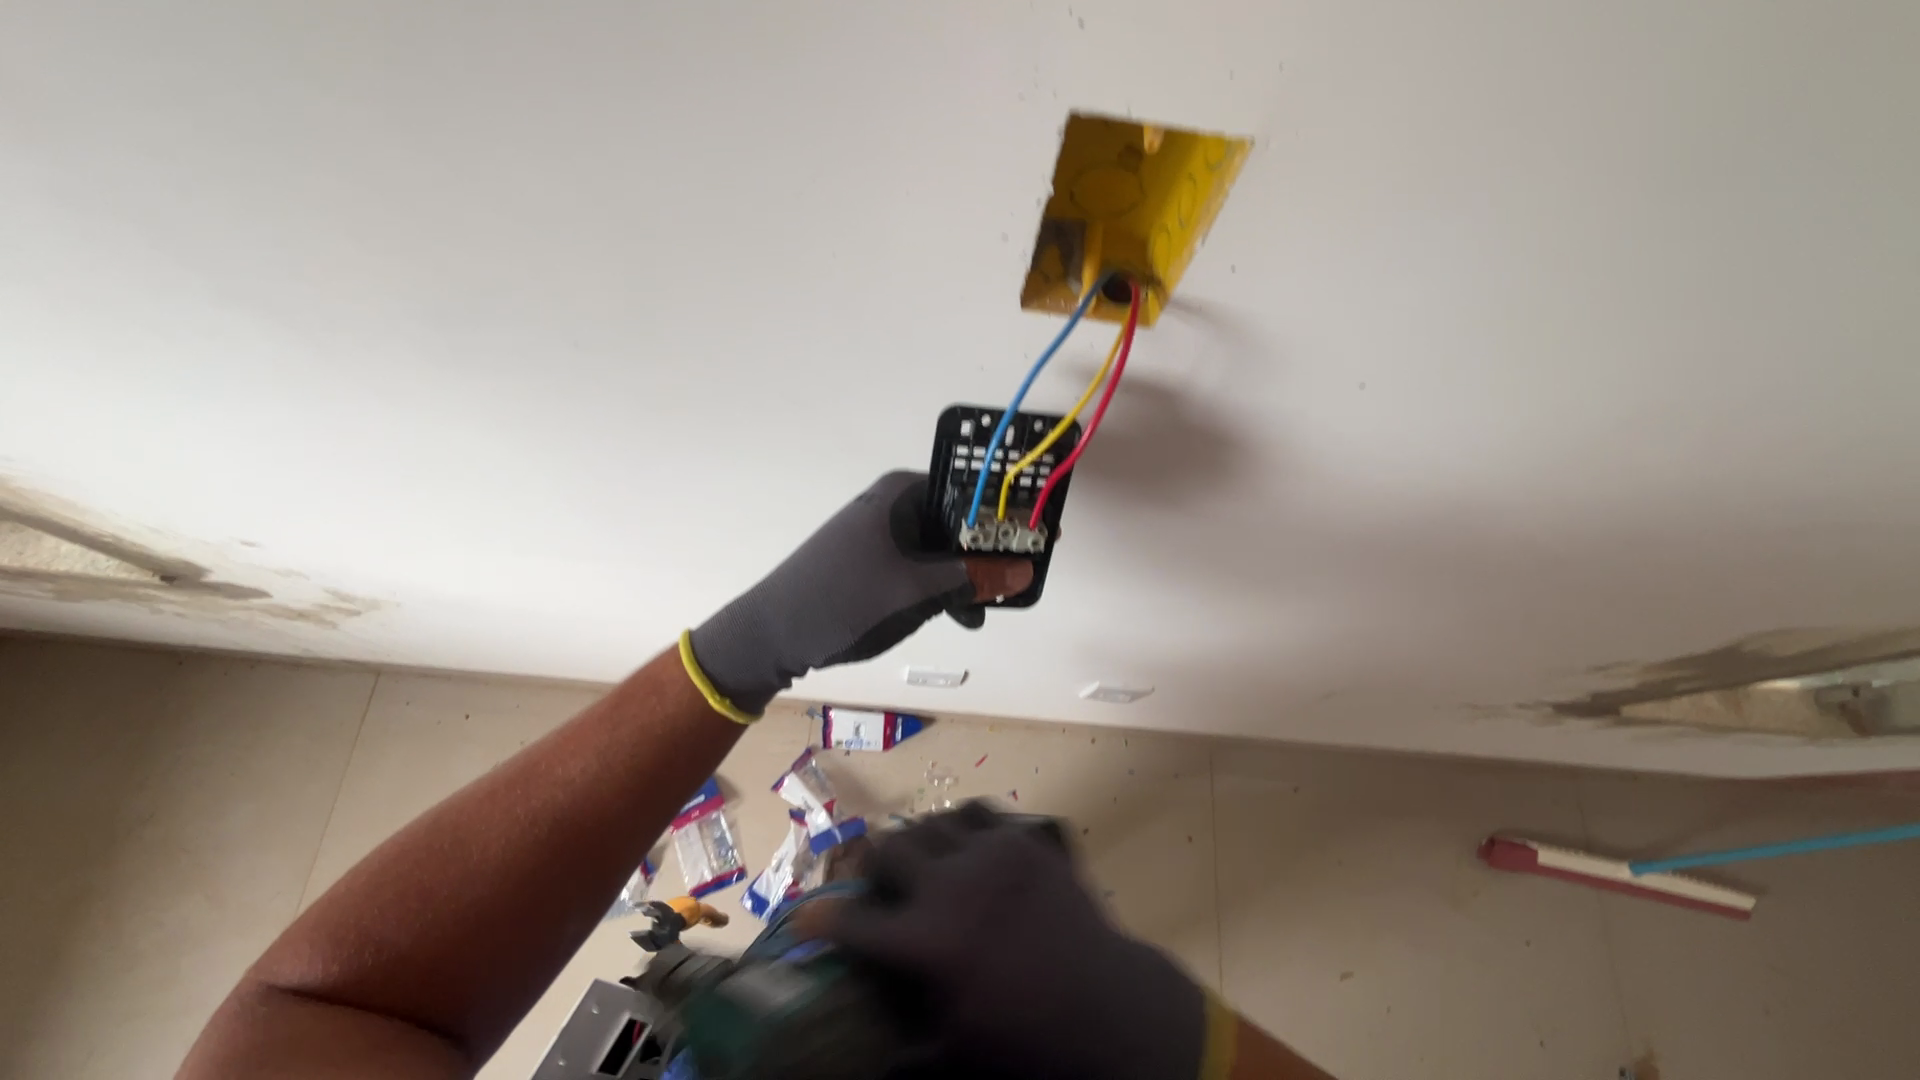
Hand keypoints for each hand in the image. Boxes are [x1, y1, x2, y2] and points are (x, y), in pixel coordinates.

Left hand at [688, 472, 1032, 716]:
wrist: (772, 634)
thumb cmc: (844, 599)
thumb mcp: (915, 591)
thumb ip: (972, 578)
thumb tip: (1024, 570)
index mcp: (900, 493)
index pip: (969, 491)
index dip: (1005, 516)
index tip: (1035, 542)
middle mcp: (891, 505)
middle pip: (957, 523)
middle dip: (983, 558)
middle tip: (1007, 589)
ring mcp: (880, 534)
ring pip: (940, 551)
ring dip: (962, 580)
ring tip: (974, 615)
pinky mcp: (872, 562)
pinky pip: (919, 568)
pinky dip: (938, 588)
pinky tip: (951, 615)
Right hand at [827, 802, 1216, 1079]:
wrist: (1109, 1007)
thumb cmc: (1028, 1040)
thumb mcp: (957, 1056)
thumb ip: (906, 1056)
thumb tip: (876, 1066)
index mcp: (925, 943)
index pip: (853, 921)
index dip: (824, 918)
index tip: (808, 915)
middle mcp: (948, 886)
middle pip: (887, 849)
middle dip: (873, 866)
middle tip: (880, 884)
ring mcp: (988, 855)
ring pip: (929, 821)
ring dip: (918, 842)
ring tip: (925, 863)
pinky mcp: (1022, 841)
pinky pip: (977, 812)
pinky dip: (962, 825)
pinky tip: (968, 847)